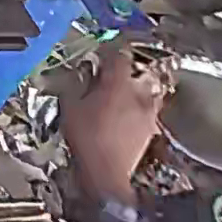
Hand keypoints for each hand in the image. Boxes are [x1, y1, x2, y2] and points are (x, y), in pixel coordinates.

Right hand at [61, 43, 164, 200]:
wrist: (106, 170)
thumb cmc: (84, 134)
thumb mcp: (70, 104)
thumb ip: (77, 83)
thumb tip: (83, 72)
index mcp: (117, 85)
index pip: (121, 57)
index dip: (112, 51)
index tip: (103, 52)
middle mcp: (138, 95)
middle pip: (140, 73)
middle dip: (126, 69)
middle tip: (111, 72)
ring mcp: (149, 113)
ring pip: (147, 91)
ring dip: (136, 87)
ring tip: (120, 91)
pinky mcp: (151, 128)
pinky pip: (147, 109)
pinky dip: (138, 105)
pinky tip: (124, 112)